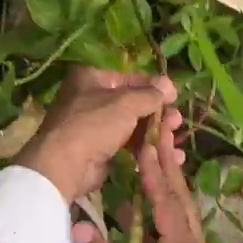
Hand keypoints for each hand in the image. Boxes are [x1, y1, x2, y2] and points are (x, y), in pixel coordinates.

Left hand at [15, 66, 180, 202]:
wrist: (66, 165)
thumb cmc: (94, 124)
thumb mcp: (126, 103)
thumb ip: (150, 94)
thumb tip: (169, 86)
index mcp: (90, 77)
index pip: (128, 77)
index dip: (153, 86)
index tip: (175, 96)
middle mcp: (90, 98)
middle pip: (131, 103)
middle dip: (157, 113)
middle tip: (177, 121)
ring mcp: (94, 126)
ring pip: (131, 125)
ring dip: (155, 132)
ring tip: (174, 140)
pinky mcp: (99, 149)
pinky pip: (127, 145)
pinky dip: (145, 148)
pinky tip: (166, 155)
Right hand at [70, 113, 212, 242]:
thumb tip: (79, 224)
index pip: (168, 203)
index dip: (156, 171)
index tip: (147, 141)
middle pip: (181, 201)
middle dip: (168, 167)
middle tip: (157, 133)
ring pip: (179, 215)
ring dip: (165, 186)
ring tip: (152, 156)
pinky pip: (172, 232)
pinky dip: (158, 212)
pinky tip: (141, 203)